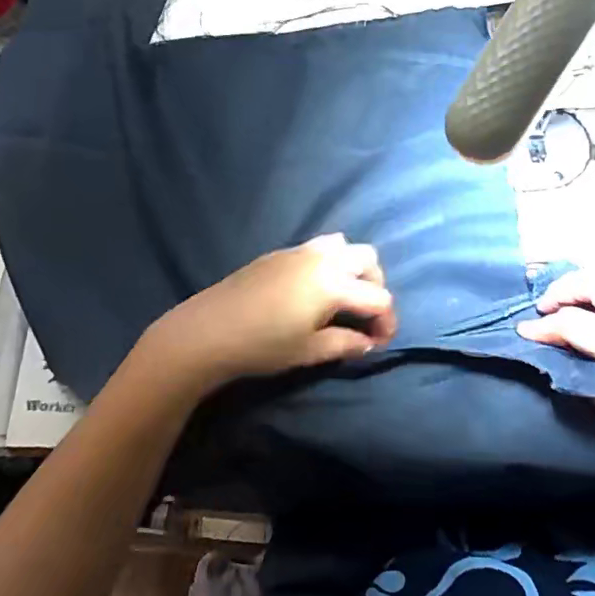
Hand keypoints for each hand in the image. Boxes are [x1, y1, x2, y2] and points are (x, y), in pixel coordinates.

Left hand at [138, 234, 396, 391]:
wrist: (208, 331)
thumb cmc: (262, 345)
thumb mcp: (309, 350)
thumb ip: (345, 343)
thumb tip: (367, 342)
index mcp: (333, 283)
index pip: (379, 297)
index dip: (386, 323)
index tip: (377, 344)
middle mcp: (320, 259)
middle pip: (367, 259)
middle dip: (374, 285)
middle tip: (363, 316)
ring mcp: (296, 252)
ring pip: (342, 245)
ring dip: (352, 268)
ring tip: (341, 299)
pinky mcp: (276, 254)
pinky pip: (315, 247)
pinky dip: (327, 262)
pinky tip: (312, 290)